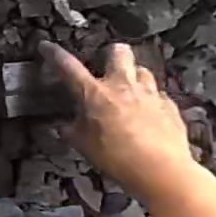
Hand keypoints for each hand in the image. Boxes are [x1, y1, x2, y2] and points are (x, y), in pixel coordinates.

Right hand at [41, 41, 203, 203]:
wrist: (161, 170)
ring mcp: (150, 94)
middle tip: (105, 64)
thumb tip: (68, 127)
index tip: (45, 46)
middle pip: (118, 52)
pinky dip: (149, 99)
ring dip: (132, 76)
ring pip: (141, 70)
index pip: (67, 66)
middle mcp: (122, 86)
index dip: (53, 53)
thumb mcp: (82, 144)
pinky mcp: (169, 106)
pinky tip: (145, 114)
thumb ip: (73, 129)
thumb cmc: (115, 157)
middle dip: (110, 53)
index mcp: (94, 94)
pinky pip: (157, 94)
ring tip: (127, 90)